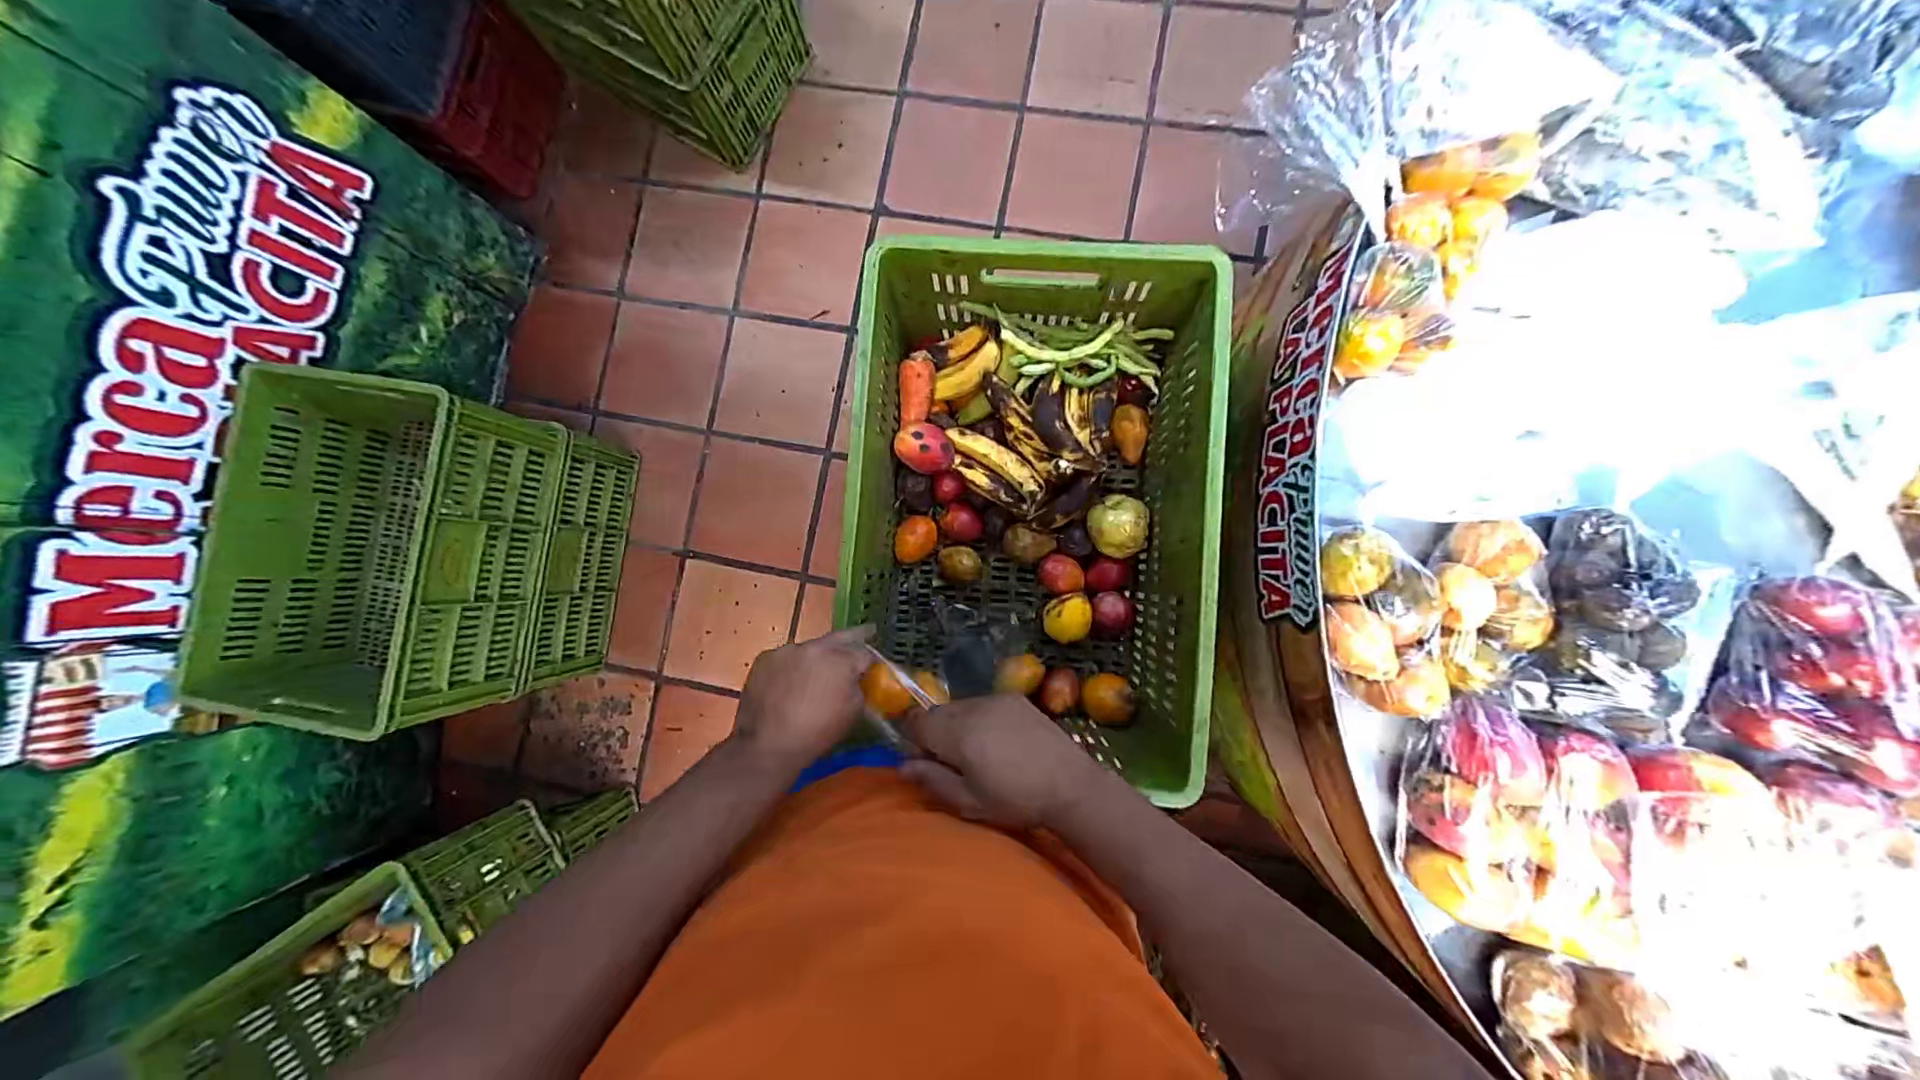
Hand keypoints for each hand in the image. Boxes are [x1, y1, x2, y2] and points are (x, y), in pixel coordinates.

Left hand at [732, 625, 874, 772]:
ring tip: (818, 670)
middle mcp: (815, 647)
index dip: (872, 660)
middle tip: (866, 633)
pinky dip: (792, 666)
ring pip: (811, 647)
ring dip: (818, 656)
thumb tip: (857, 679)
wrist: (768, 744)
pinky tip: (790, 681)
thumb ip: (860, 687)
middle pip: (840, 637)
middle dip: (854, 637)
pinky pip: (786, 657)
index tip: (873, 665)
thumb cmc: (817, 733)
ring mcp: (788, 650)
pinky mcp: (765, 658)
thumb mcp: (852, 712)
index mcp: (841, 660)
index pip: (865, 653)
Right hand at [901, 695, 1105, 828]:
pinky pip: (983, 703)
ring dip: (959, 725)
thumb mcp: (970, 802)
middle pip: (937, 712)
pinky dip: (981, 718)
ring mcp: (997, 698)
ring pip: (960, 706)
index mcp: (958, 732)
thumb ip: (933, 780)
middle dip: (936, 733)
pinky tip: (999, 741)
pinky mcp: (1016, 698)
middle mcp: (974, 706)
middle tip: (955, 763)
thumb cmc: (1016, 800)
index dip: (914, 742)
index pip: (916, 721)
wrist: (1071, 785)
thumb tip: (903, 766)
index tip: (927, 763)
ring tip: (980, 753)